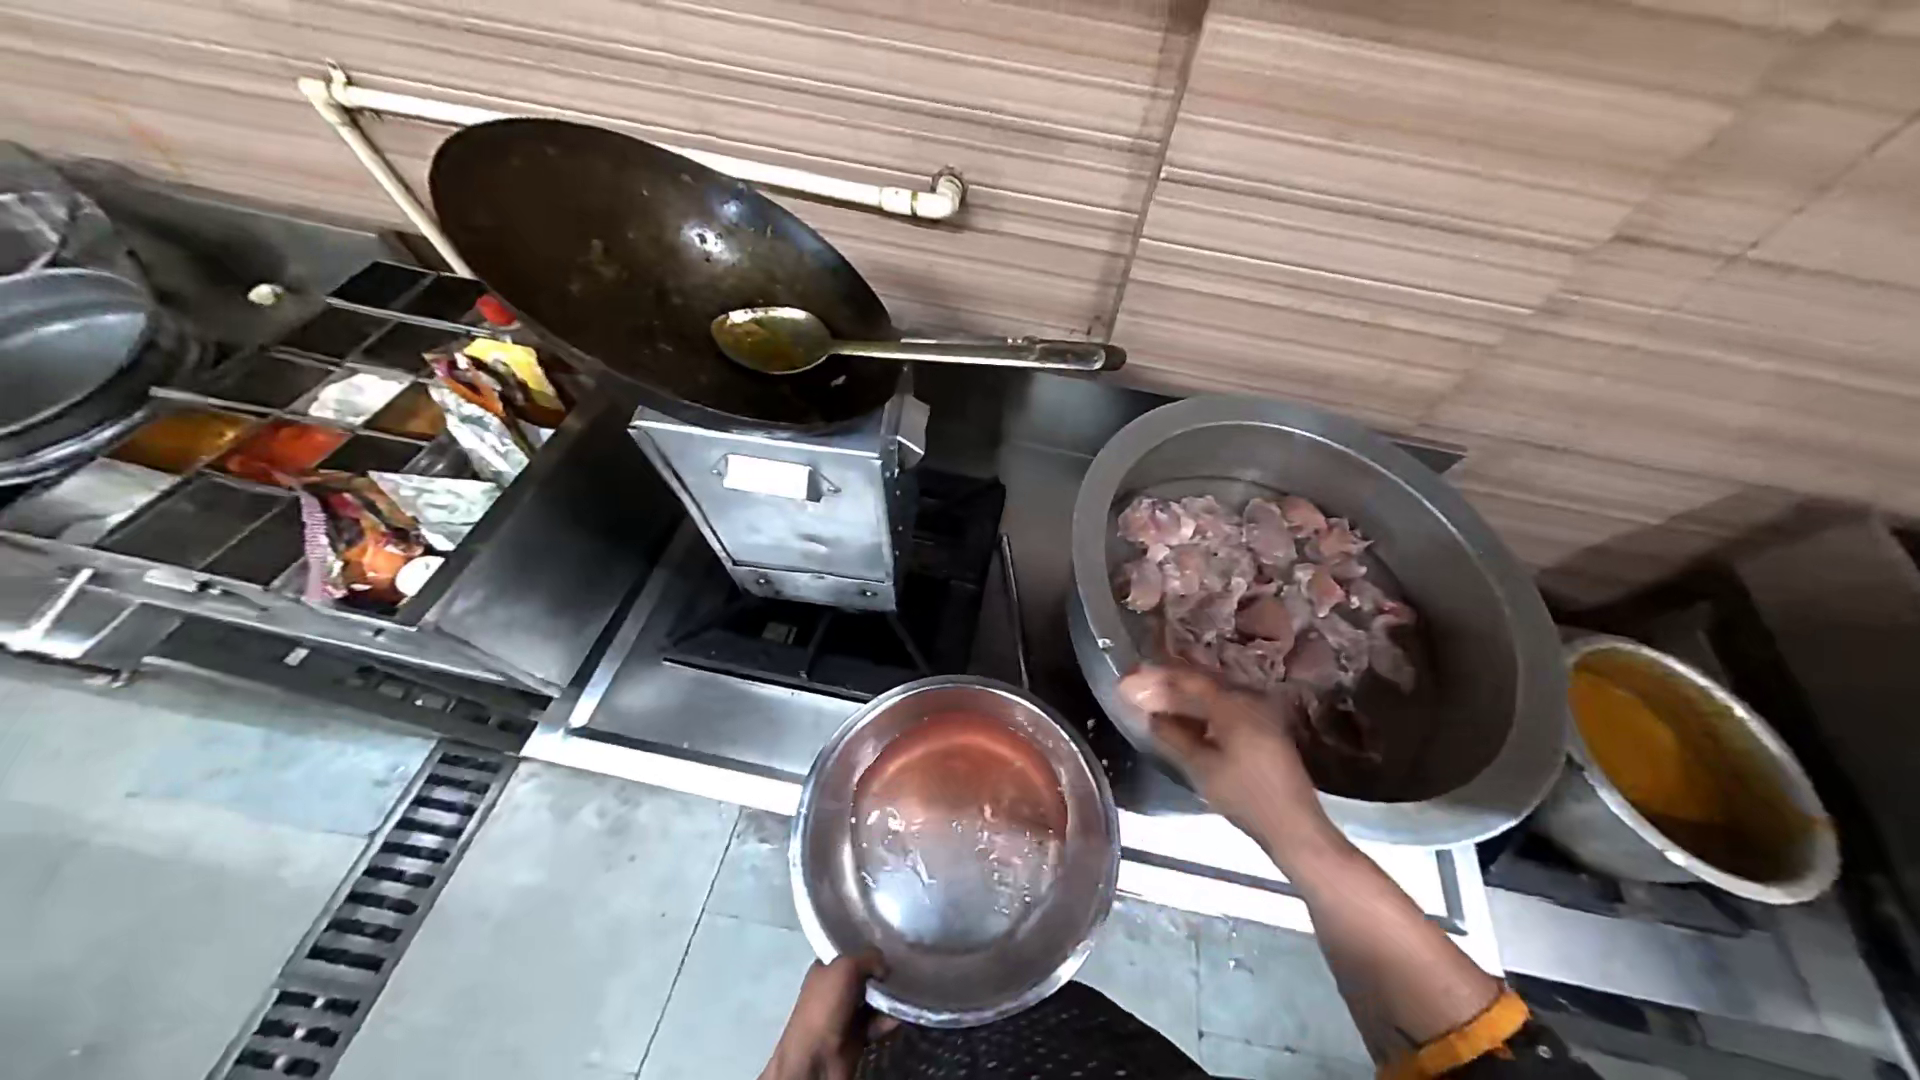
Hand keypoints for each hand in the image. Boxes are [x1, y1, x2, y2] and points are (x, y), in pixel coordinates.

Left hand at [760, 951, 897, 1079]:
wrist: (816, 1059)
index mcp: (825, 969)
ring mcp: (846, 1014)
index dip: (868, 950)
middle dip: (882, 975)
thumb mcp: (846, 967)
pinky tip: (899, 1014)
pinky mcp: (857, 1036)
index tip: (889, 948)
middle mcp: (835, 989)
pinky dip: (888, 1019)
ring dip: (889, 997)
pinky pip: (877, 1022)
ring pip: (874, 999)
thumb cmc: (826, 1005)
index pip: (850, 953)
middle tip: (901, 972)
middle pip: (865, 976)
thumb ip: (869, 958)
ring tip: (904, 994)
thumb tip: (885, 967)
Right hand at [1118, 664, 1335, 862]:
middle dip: (1165, 682)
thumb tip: (1152, 717)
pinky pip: (1222, 708)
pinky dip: (1198, 710)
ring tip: (1152, 698)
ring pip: (1210, 695)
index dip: (1154, 677)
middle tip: (1135, 684)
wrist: (1294, 826)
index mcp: (1232, 704)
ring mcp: (1258, 714)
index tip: (1127, 678)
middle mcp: (1247, 700)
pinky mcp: (1261, 729)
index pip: (1186, 679)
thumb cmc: (1245, 795)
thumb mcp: (1201, 767)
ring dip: (1181, 696)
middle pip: (1199, 683)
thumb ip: (1173, 736)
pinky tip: (1182, 718)